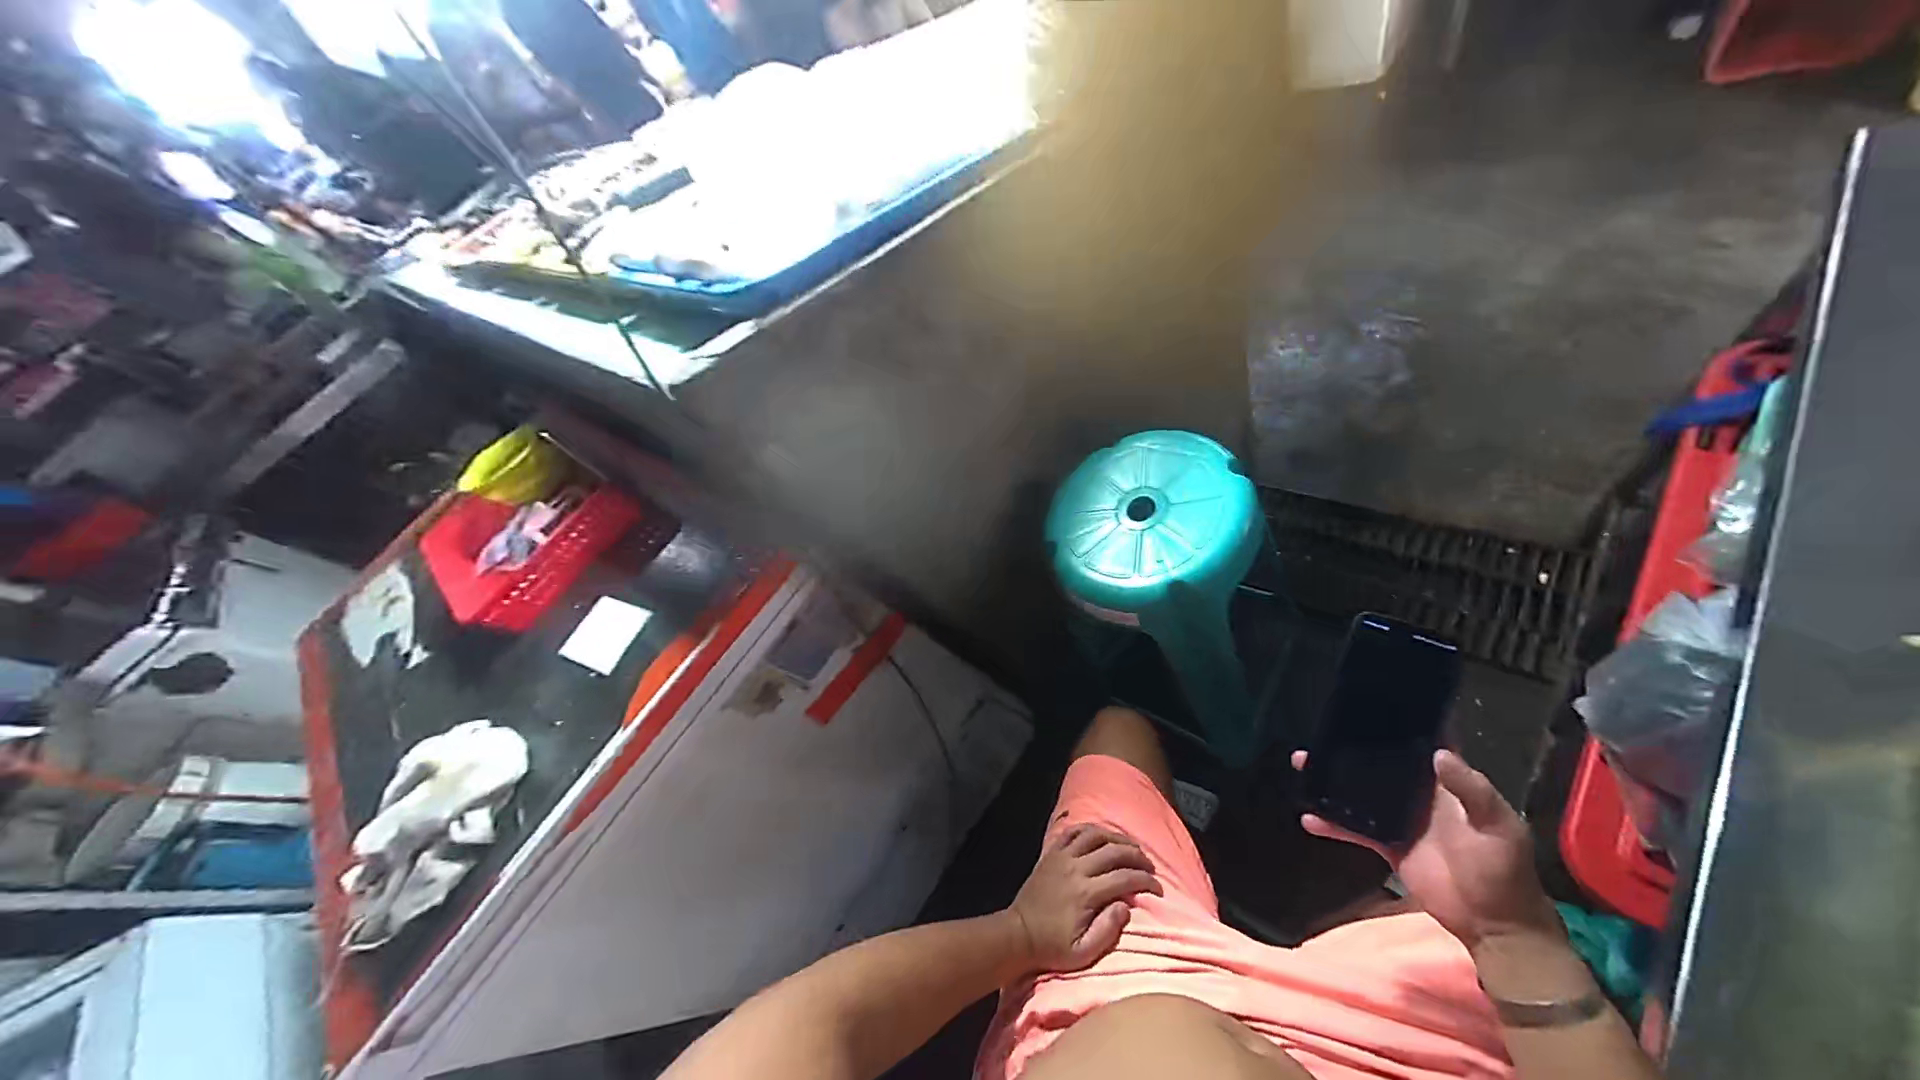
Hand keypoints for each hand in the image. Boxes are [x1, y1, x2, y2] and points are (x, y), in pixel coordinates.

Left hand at [1007, 824, 1161, 972]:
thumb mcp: (1083, 953)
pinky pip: (1072, 832)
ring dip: (1116, 838)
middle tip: (1149, 865)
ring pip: (1095, 835)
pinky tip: (1101, 835)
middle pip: (1113, 851)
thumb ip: (1108, 931)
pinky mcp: (1051, 853)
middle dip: (1137, 856)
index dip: (1145, 881)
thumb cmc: (1053, 947)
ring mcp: (1062, 857)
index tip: (1157, 888)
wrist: (1018, 933)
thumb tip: (1126, 906)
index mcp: (1086, 893)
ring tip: (1130, 847)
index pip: (1124, 878)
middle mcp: (1076, 868)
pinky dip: (1090, 829)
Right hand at [1292, 748, 1558, 948]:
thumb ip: (1473, 791)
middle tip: (1321, 735)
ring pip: (1359, 794)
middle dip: (1351, 750)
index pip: (1425, 746)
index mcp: (1448, 785)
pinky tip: (1309, 818)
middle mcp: (1420, 797)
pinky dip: (1331, 824)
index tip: (1375, 706)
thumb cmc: (1504, 872)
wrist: (1494, 925)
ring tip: (1302, 766)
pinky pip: (1353, 830)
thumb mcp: (1500, 828)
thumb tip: (1438, 754)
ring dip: (1332, 782)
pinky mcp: (1387, 846)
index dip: (1405, 726)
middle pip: (1380, 766)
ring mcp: (1401, 821)